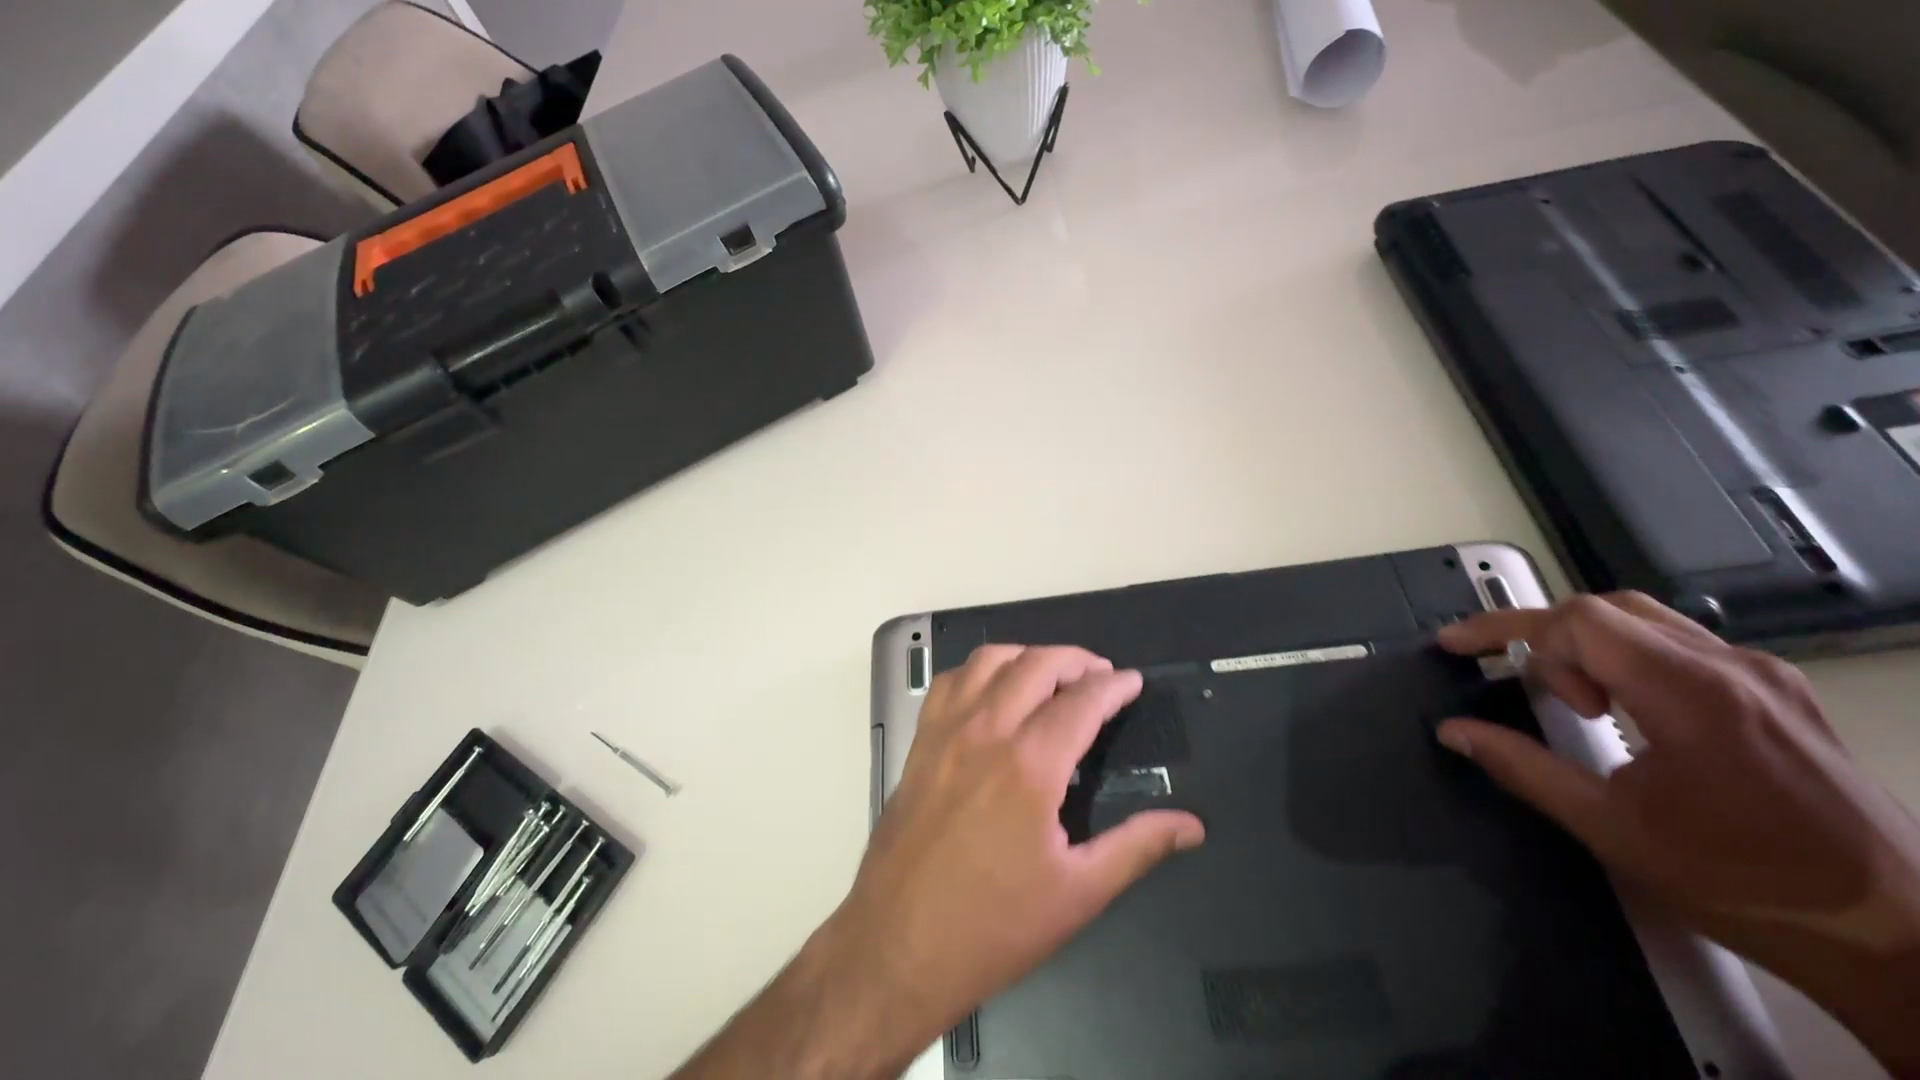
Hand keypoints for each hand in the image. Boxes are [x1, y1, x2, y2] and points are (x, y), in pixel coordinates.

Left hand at [672, 645, 1203, 1079]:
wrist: (896, 948)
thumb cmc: (992, 927)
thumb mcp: (1078, 893)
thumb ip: (1138, 847)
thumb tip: (1189, 825)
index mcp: (1029, 765)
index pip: (1082, 700)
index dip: (1114, 686)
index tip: (1132, 683)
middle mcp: (984, 735)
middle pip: (1035, 665)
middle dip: (1075, 659)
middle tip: (1100, 675)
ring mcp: (943, 736)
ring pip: (987, 662)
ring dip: (1026, 656)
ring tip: (1051, 672)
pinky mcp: (918, 748)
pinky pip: (947, 685)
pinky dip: (977, 672)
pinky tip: (990, 690)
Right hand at [1436, 593, 1919, 1073]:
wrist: (1891, 931)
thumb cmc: (1747, 885)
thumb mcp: (1612, 829)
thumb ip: (1524, 768)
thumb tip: (1458, 734)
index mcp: (1689, 693)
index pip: (1576, 620)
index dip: (1504, 626)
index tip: (1459, 646)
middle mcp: (1732, 668)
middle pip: (1608, 609)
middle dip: (1549, 639)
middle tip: (1536, 695)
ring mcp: (1765, 677)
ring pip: (1649, 621)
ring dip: (1592, 649)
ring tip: (1584, 708)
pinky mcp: (1782, 695)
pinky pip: (1686, 647)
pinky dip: (1634, 662)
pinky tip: (1631, 714)